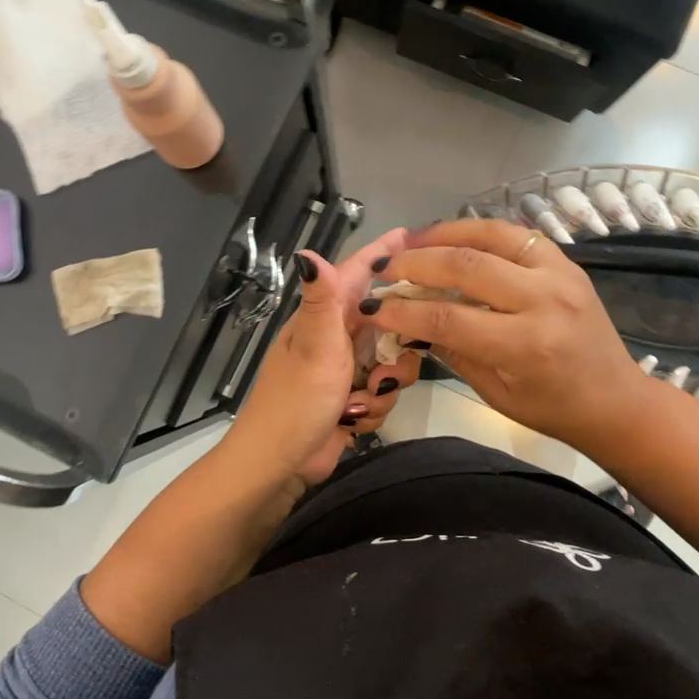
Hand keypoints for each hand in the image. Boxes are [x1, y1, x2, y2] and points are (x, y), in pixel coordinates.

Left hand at [225, 230, 421, 483]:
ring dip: (384, 386)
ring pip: (393, 363)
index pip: (358, 273)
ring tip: (362, 399)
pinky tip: (353, 421)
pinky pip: (384, 395)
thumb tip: (306, 250)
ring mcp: (345, 371)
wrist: (282, 463)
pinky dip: (373, 409)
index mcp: (325, 317)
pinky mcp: (352, 401)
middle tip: (400, 354)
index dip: (385, 253)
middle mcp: (337, 338)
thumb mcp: (315, 346)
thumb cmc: (297, 400)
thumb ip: (321, 300)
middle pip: (389, 320)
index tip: (416, 234)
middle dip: (399, 343)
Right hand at [368, 219, 653, 455]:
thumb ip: (451, 351)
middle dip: (415, 264)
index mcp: (526, 346)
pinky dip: (476, 232)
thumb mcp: (494, 391)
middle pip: (466, 267)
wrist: (615, 399)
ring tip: (409, 241)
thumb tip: (405, 322)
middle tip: (384, 269)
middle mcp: (544, 302)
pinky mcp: (566, 262)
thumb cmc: (552, 407)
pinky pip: (514, 235)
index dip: (403, 312)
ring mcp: (559, 275)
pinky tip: (449, 238)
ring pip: (490, 236)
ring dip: (443, 234)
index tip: (372, 307)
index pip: (449, 319)